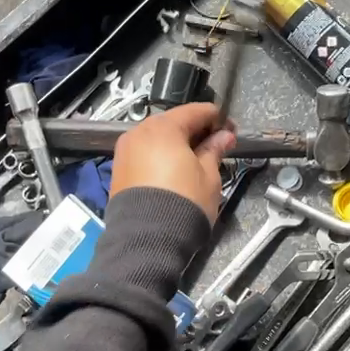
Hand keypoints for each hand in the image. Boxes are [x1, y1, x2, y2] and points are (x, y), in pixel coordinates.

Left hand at [111, 103, 236, 221]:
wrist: (147, 239)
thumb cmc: (184, 203)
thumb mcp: (208, 176)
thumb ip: (215, 150)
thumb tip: (224, 137)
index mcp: (164, 127)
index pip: (196, 111)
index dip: (217, 119)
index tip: (230, 130)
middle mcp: (140, 132)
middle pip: (173, 122)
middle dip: (195, 132)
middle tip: (215, 147)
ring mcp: (125, 151)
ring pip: (157, 139)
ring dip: (176, 145)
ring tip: (196, 162)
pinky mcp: (119, 170)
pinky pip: (144, 154)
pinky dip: (160, 157)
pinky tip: (174, 172)